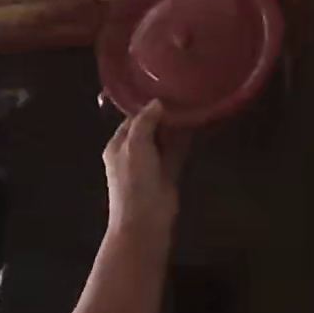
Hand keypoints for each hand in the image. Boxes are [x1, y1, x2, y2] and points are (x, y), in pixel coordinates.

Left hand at [102, 100, 188, 242]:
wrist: (145, 221)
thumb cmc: (133, 180)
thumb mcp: (134, 144)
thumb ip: (144, 122)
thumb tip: (157, 103)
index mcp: (118, 144)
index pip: (132, 119)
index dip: (147, 106)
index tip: (164, 90)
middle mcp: (134, 152)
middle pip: (150, 128)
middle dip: (164, 115)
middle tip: (181, 95)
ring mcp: (152, 163)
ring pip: (164, 139)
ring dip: (175, 127)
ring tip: (190, 106)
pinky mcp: (168, 173)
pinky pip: (176, 152)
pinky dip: (184, 141)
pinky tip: (195, 126)